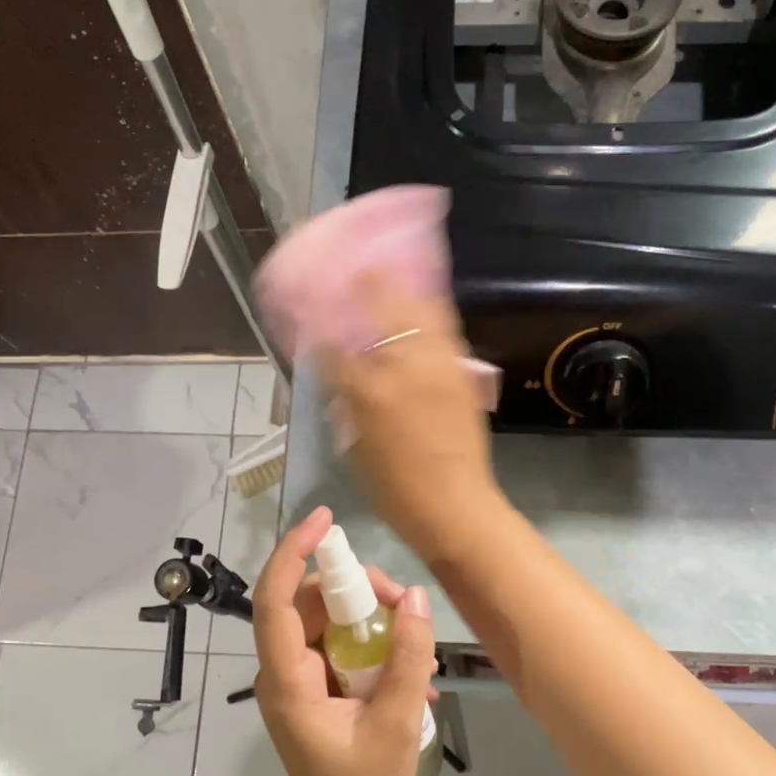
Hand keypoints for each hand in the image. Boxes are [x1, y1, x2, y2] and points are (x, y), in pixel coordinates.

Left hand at [253, 505, 438, 775]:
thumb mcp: (398, 722)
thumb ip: (410, 658)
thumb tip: (417, 598)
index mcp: (288, 683)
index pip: (274, 601)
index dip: (293, 553)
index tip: (324, 520)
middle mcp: (283, 673)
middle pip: (305, 604)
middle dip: (351, 587)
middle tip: (401, 598)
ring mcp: (297, 681)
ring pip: (322, 620)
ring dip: (365, 614)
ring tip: (411, 632)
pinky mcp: (314, 689)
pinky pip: (335, 645)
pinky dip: (368, 640)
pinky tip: (407, 662)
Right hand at [323, 275, 504, 559]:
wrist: (454, 505)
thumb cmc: (395, 488)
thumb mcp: (354, 445)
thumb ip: (346, 400)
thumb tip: (342, 369)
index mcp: (367, 391)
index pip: (335, 342)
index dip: (321, 322)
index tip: (312, 308)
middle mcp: (404, 366)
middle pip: (381, 305)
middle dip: (363, 283)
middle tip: (352, 270)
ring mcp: (438, 363)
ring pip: (418, 307)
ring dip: (399, 288)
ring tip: (386, 274)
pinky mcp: (462, 369)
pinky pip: (443, 326)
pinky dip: (427, 309)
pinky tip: (418, 303)